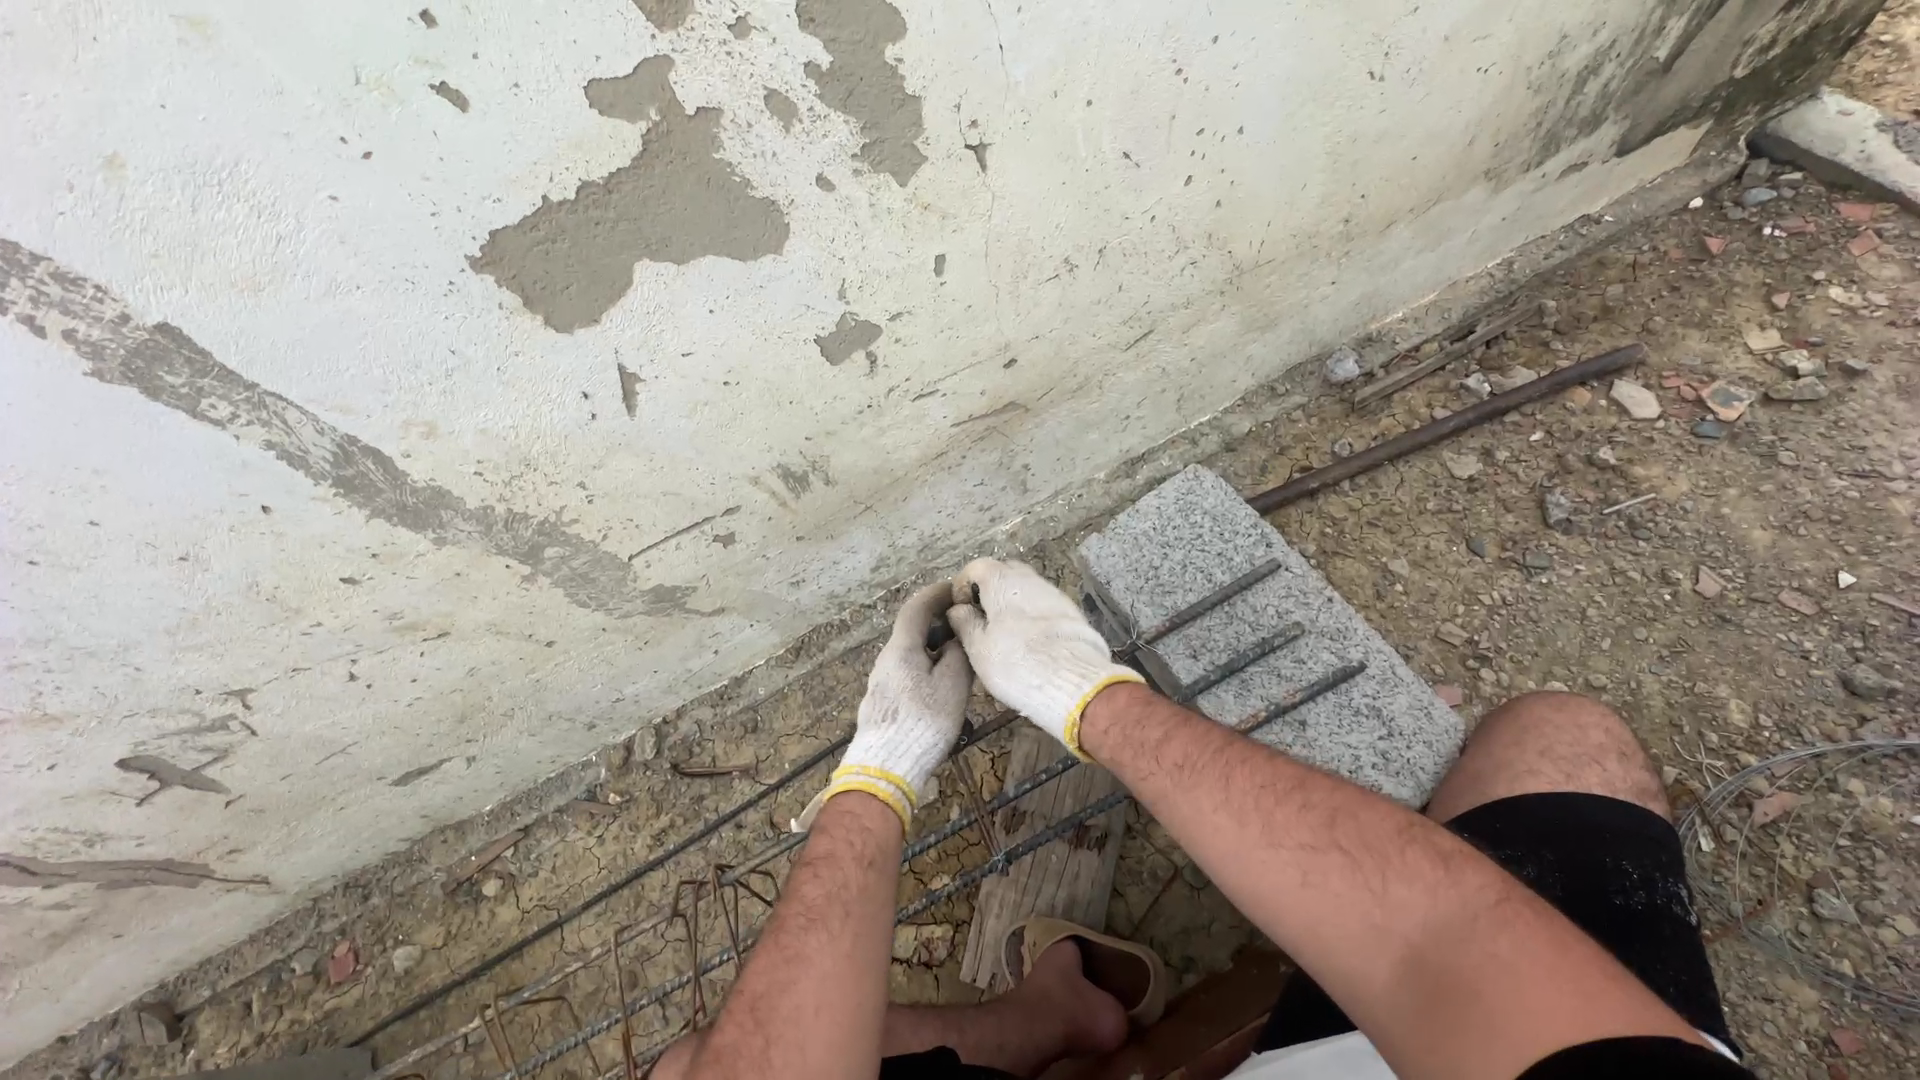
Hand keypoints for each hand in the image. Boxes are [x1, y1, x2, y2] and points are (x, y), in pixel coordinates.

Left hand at [793, 584, 972, 832]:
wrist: (886, 769)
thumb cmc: (923, 722)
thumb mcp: (952, 685)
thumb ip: (956, 656)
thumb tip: (954, 639)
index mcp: (901, 649)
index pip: (916, 608)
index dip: (936, 594)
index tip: (956, 588)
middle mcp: (885, 662)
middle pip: (913, 633)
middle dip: (938, 626)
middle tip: (966, 629)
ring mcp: (880, 685)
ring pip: (911, 658)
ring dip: (933, 653)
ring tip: (961, 664)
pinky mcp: (882, 707)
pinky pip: (907, 678)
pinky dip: (926, 672)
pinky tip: (942, 692)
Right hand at [947, 558, 1144, 759]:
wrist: (1073, 682)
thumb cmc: (1016, 662)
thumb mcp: (978, 647)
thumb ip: (964, 622)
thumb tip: (958, 610)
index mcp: (1002, 580)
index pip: (976, 567)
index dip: (963, 586)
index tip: (960, 610)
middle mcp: (1030, 579)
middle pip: (1004, 573)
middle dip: (990, 591)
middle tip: (982, 621)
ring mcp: (1055, 594)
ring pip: (1027, 591)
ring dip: (1013, 605)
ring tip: (1006, 636)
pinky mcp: (1073, 613)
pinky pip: (1045, 607)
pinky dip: (1033, 617)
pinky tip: (1031, 643)